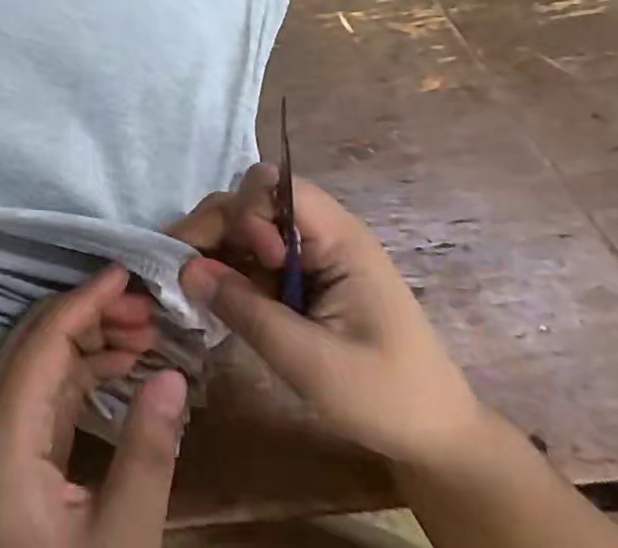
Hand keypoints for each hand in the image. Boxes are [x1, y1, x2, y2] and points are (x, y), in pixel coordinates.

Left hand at [0, 264, 190, 547]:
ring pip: (44, 358)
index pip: (46, 335)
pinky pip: (48, 388)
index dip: (87, 297)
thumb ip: (147, 454)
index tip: (130, 272)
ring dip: (93, 337)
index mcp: (6, 425)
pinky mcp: (15, 450)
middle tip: (151, 308)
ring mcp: (0, 432)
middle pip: (40, 336)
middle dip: (93, 311)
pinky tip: (126, 367)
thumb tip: (174, 376)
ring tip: (148, 332)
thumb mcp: (119, 537)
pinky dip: (86, 369)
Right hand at [170, 164, 485, 467]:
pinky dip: (228, 269)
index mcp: (339, 238)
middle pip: (255, 199)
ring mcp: (310, 255)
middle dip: (218, 226)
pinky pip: (254, 256)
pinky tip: (214, 297)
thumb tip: (186, 269)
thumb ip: (246, 311)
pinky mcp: (300, 277)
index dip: (251, 212)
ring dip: (217, 248)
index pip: (279, 186)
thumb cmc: (383, 394)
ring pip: (248, 225)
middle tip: (189, 272)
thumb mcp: (310, 361)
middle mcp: (322, 234)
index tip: (255, 263)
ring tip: (195, 287)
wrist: (431, 432)